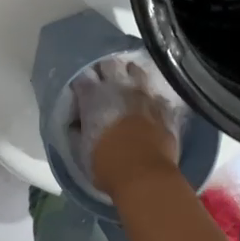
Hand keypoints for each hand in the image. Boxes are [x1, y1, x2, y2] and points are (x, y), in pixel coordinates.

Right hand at [72, 56, 184, 196]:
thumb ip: (76, 132)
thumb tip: (75, 125)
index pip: (82, 76)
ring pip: (136, 70)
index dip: (81, 82)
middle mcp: (119, 87)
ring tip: (129, 84)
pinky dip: (152, 97)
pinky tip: (150, 105)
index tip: (81, 90)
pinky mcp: (164, 106)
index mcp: (93, 96)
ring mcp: (144, 94)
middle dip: (105, 70)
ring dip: (130, 75)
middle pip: (109, 64)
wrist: (146, 176)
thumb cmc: (107, 165)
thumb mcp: (81, 152)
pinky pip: (157, 94)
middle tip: (104, 82)